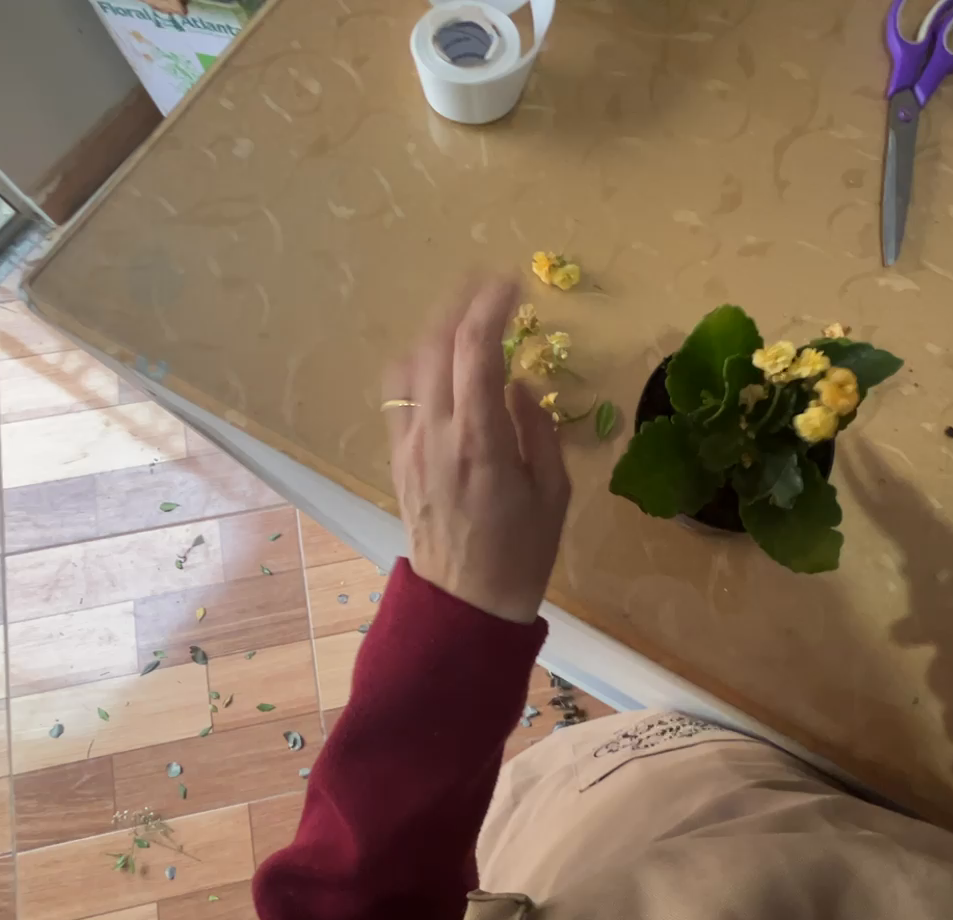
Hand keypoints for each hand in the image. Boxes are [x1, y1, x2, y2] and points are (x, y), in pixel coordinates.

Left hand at [384, 280, 569, 623]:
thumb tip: (518, 385)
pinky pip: (397, 396)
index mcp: (482, 442)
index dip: (492, 308)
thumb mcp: (554, 493)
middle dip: (461, 305)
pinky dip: (415, 366)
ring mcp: (410, 445)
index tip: (511, 285)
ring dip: (435, 331)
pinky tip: (435, 364)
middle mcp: (438, 434)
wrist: (466, 602)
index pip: (477, 351)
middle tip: (489, 288)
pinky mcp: (398, 458)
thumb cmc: (522, 552)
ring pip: (411, 365)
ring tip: (462, 318)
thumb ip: (537, 430)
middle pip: (437, 345)